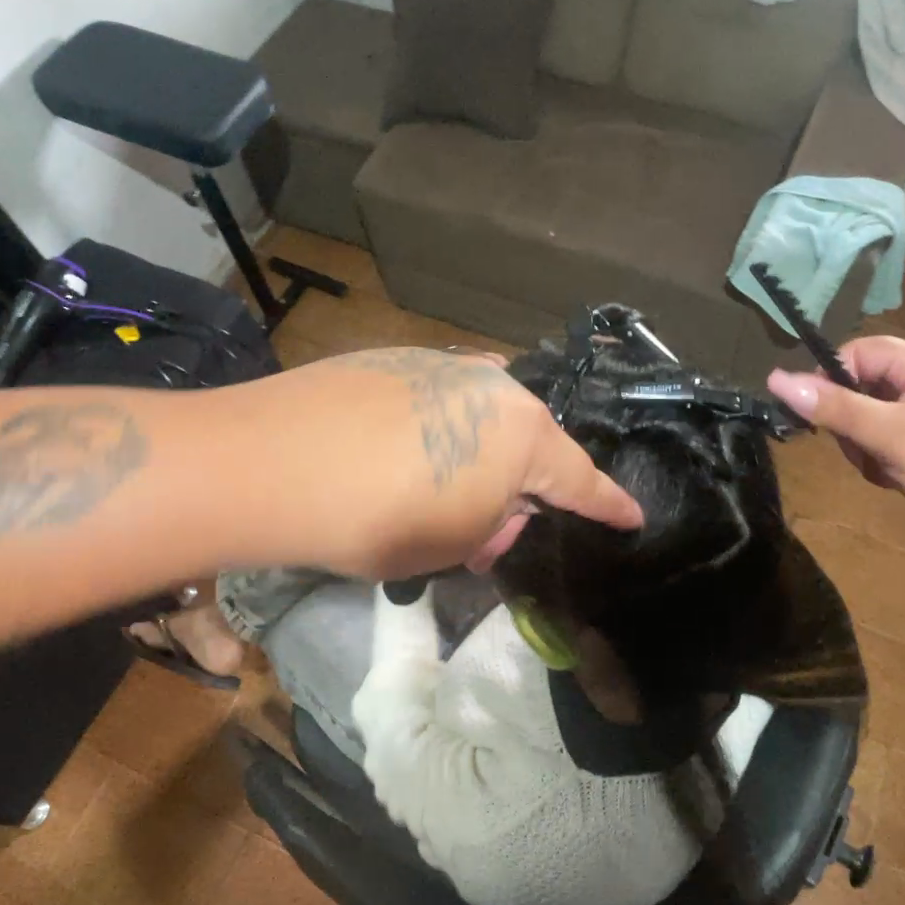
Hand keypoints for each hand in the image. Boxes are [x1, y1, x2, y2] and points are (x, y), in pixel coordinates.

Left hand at [237, 347, 641, 577]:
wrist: (272, 462)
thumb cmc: (378, 519)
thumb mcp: (449, 547)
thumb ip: (490, 528)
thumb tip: (494, 513)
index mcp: (522, 437)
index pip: (580, 481)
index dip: (609, 504)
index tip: (633, 515)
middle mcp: (493, 387)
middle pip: (529, 441)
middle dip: (521, 484)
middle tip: (489, 525)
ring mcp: (443, 364)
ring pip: (484, 415)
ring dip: (477, 452)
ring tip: (442, 486)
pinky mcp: (396, 357)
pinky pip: (441, 397)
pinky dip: (439, 427)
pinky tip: (408, 445)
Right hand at [766, 336, 904, 559]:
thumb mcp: (893, 434)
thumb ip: (835, 408)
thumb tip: (775, 379)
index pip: (862, 351)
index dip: (831, 374)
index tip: (809, 407)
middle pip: (860, 387)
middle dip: (848, 419)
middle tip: (855, 444)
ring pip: (865, 422)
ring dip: (861, 447)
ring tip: (883, 468)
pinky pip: (880, 448)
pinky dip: (877, 465)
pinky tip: (893, 482)